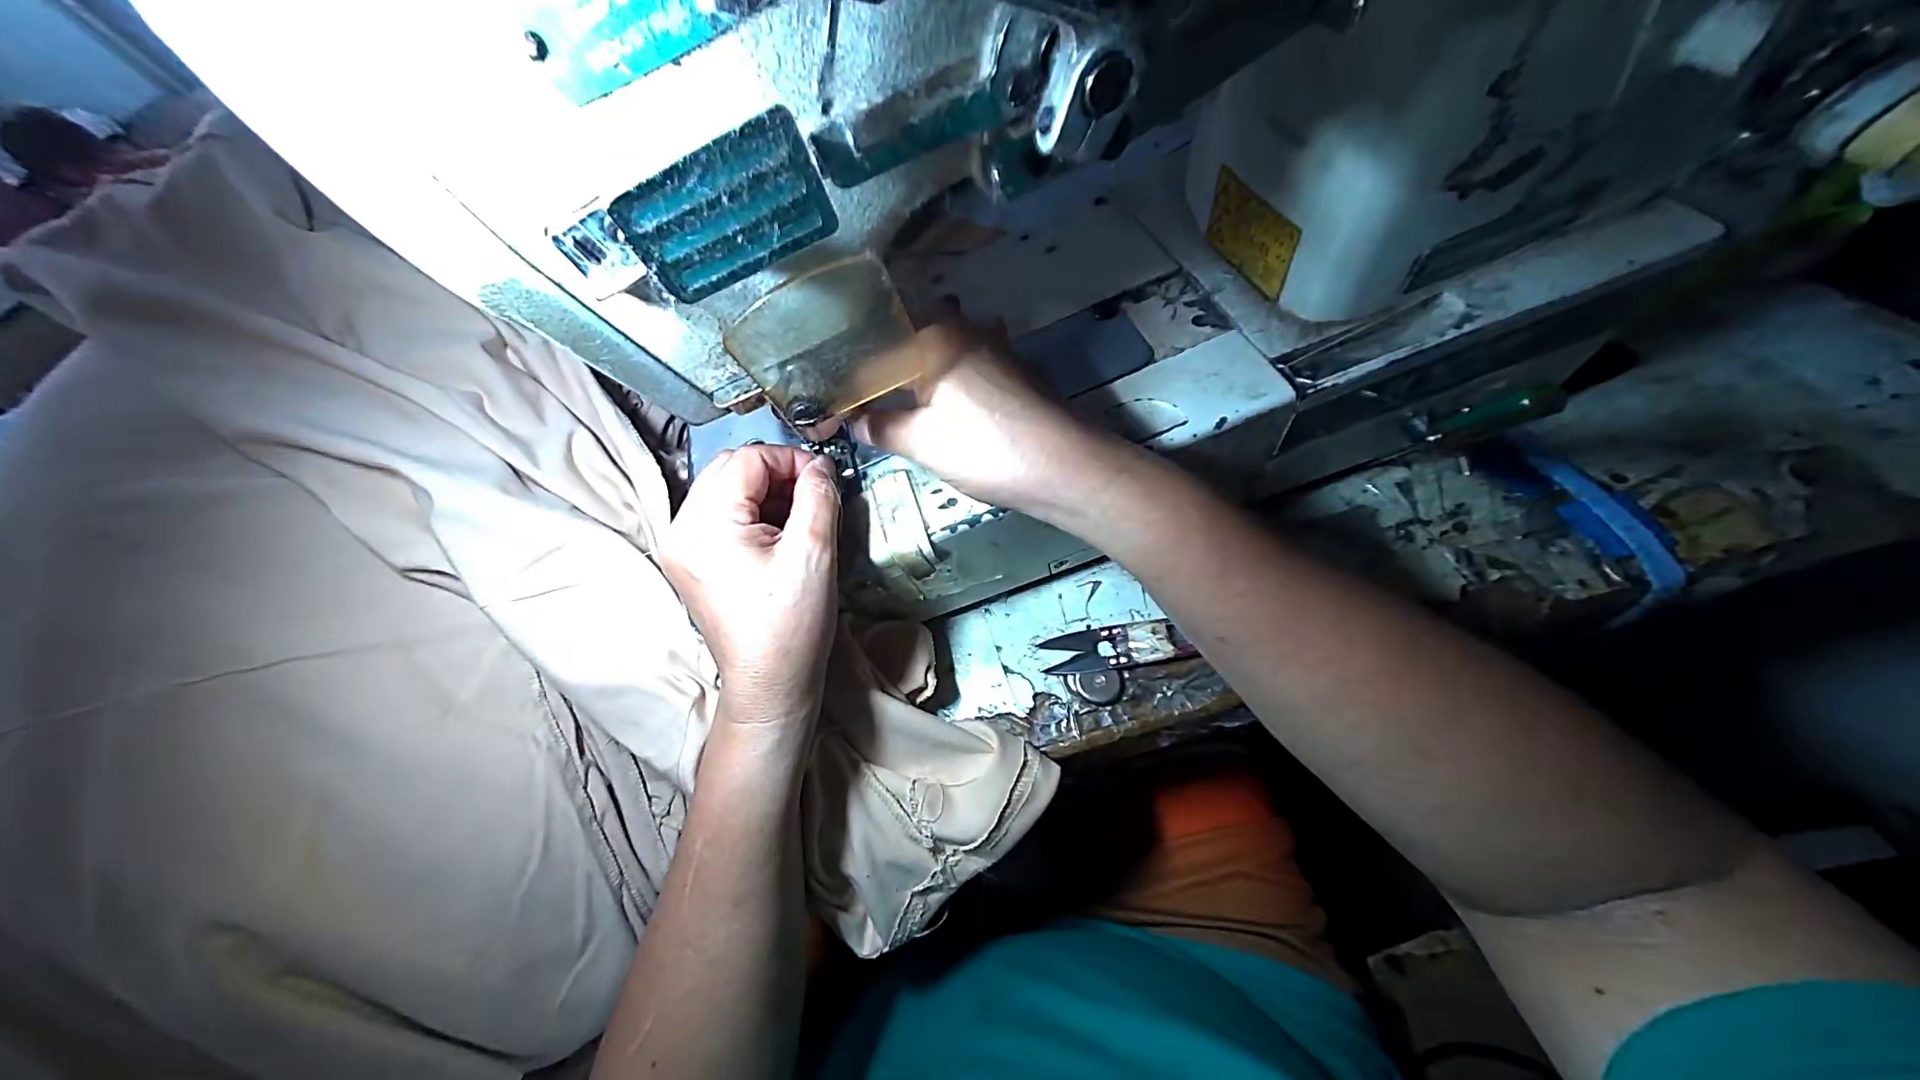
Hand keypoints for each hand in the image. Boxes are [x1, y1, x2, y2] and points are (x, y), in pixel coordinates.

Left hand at [659, 445, 841, 753]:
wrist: (770, 683)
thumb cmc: (791, 624)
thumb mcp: (813, 552)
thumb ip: (818, 495)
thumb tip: (820, 465)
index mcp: (704, 524)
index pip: (747, 458)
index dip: (791, 459)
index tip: (824, 479)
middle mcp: (680, 529)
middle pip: (730, 468)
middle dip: (777, 473)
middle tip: (814, 495)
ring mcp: (681, 546)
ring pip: (725, 489)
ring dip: (766, 491)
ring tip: (800, 517)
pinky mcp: (691, 561)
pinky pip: (721, 515)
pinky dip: (752, 512)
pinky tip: (780, 533)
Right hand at [853, 322, 1124, 515]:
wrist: (1062, 465)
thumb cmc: (983, 447)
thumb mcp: (919, 442)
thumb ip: (880, 426)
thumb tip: (854, 421)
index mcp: (933, 337)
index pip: (880, 336)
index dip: (856, 360)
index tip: (839, 383)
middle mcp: (965, 329)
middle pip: (917, 329)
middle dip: (892, 351)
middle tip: (868, 385)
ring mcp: (996, 347)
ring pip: (948, 343)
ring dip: (926, 360)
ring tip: (903, 391)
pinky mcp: (1016, 372)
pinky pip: (972, 362)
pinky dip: (953, 375)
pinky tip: (947, 400)